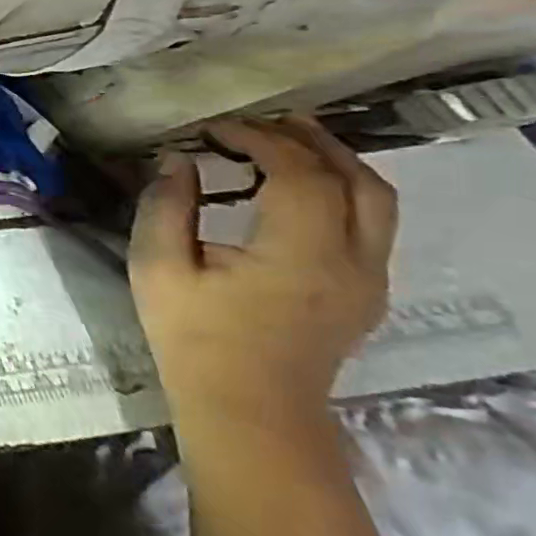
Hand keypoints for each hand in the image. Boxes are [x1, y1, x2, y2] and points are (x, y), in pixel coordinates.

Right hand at [128, 116, 397, 422]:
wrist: (249, 414)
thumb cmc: (196, 340)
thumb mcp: (157, 268)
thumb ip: (165, 206)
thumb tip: (178, 160)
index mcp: (301, 256)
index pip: (300, 173)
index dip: (258, 138)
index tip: (212, 129)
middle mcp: (354, 263)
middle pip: (358, 180)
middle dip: (309, 139)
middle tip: (258, 121)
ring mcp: (370, 281)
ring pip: (378, 200)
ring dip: (334, 161)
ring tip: (287, 139)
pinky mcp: (367, 293)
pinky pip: (372, 223)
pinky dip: (340, 188)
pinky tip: (298, 185)